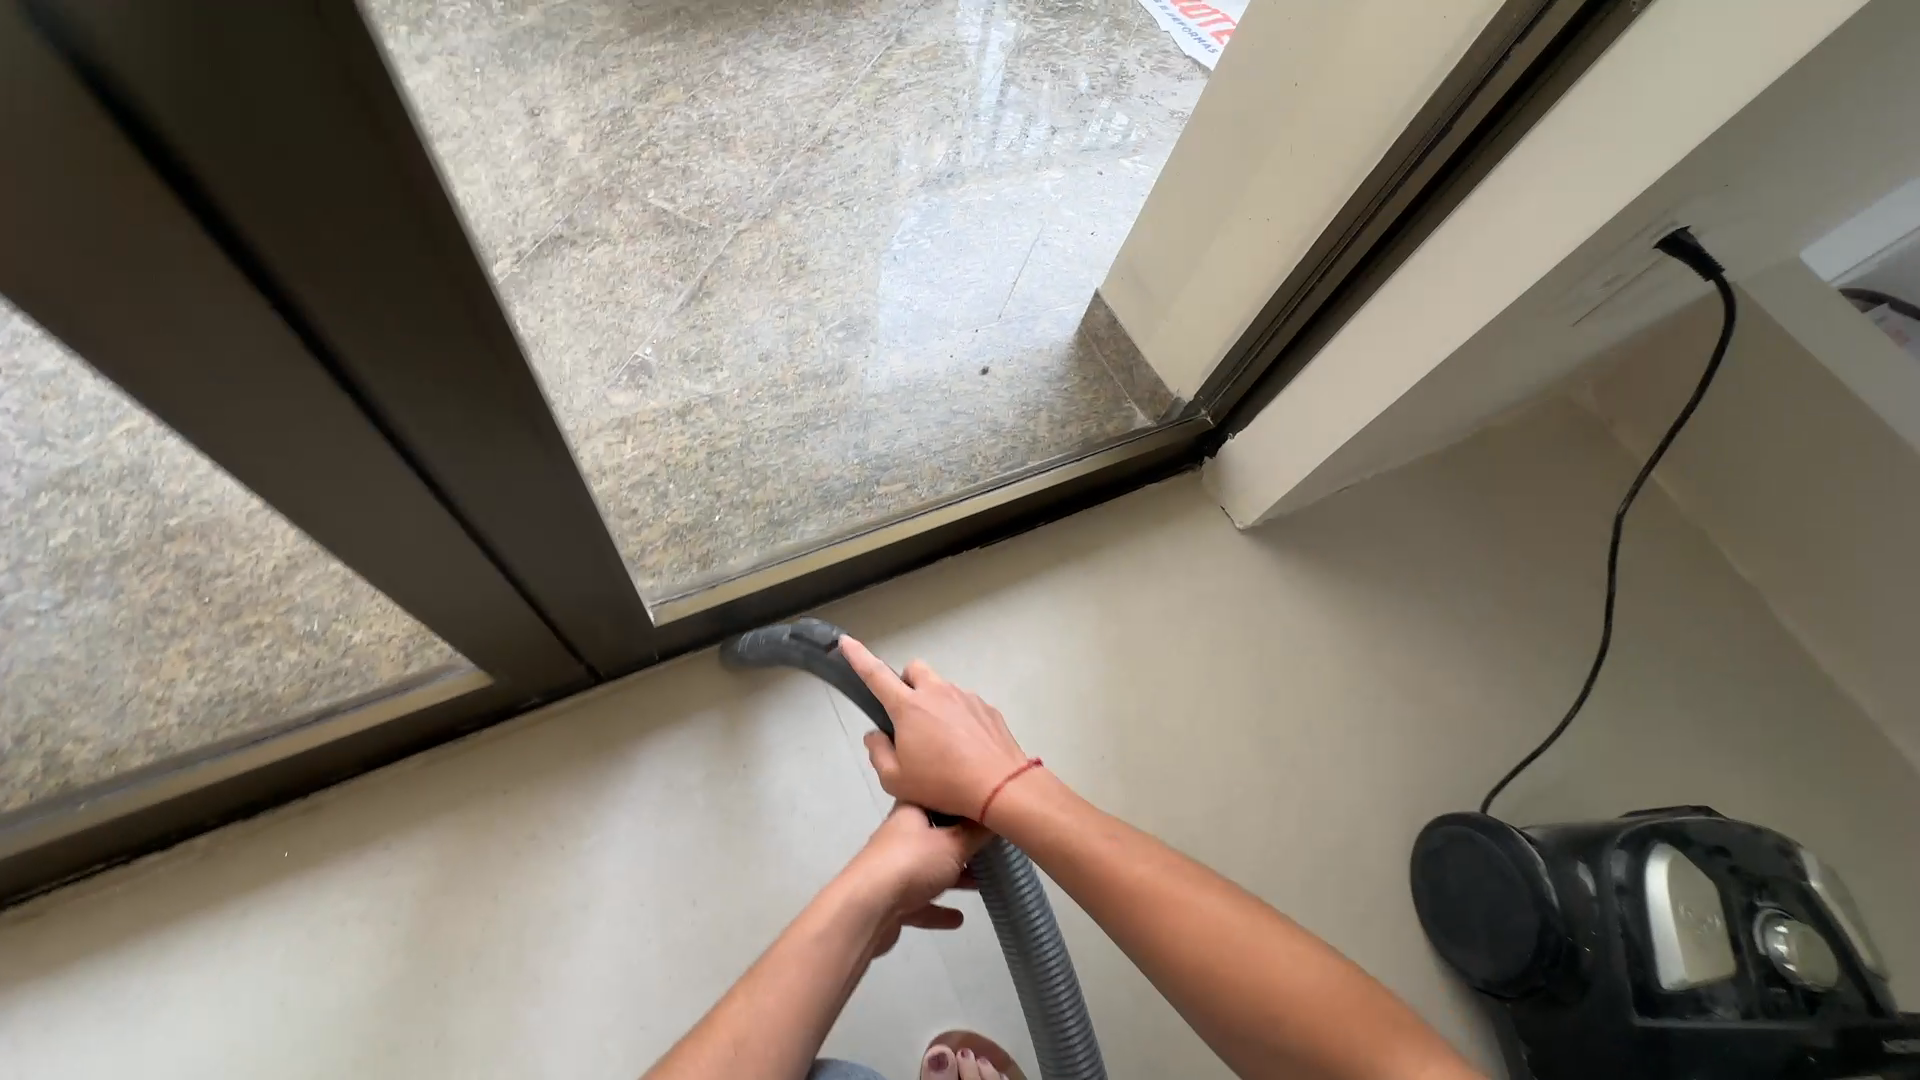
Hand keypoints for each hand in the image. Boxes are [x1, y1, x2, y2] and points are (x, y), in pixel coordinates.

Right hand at [840, 636, 1030, 821]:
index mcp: (908, 707)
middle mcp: (936, 692)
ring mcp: (965, 696)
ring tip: (942, 742)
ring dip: (935, 704)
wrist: (1000, 785)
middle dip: (906, 684)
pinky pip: (965, 704)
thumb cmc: (942, 783)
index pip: (875, 674)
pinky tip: (966, 747)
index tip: (846, 642)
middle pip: (913, 670)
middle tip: (908, 716)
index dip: (858, 657)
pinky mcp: (986, 707)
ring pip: (941, 687)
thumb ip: (878, 753)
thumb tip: (875, 735)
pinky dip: (959, 718)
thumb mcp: (896, 779)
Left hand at [842, 802, 989, 957]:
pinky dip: (938, 908)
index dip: (959, 799)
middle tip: (990, 848)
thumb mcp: (954, 843)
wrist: (867, 909)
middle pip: (935, 834)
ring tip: (981, 882)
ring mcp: (894, 869)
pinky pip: (920, 902)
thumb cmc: (912, 863)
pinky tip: (958, 918)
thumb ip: (977, 831)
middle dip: (962, 842)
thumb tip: (996, 812)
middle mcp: (900, 836)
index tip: (985, 806)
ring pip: (929, 869)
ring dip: (953, 876)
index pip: (937, 796)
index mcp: (911, 811)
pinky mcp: (891, 901)